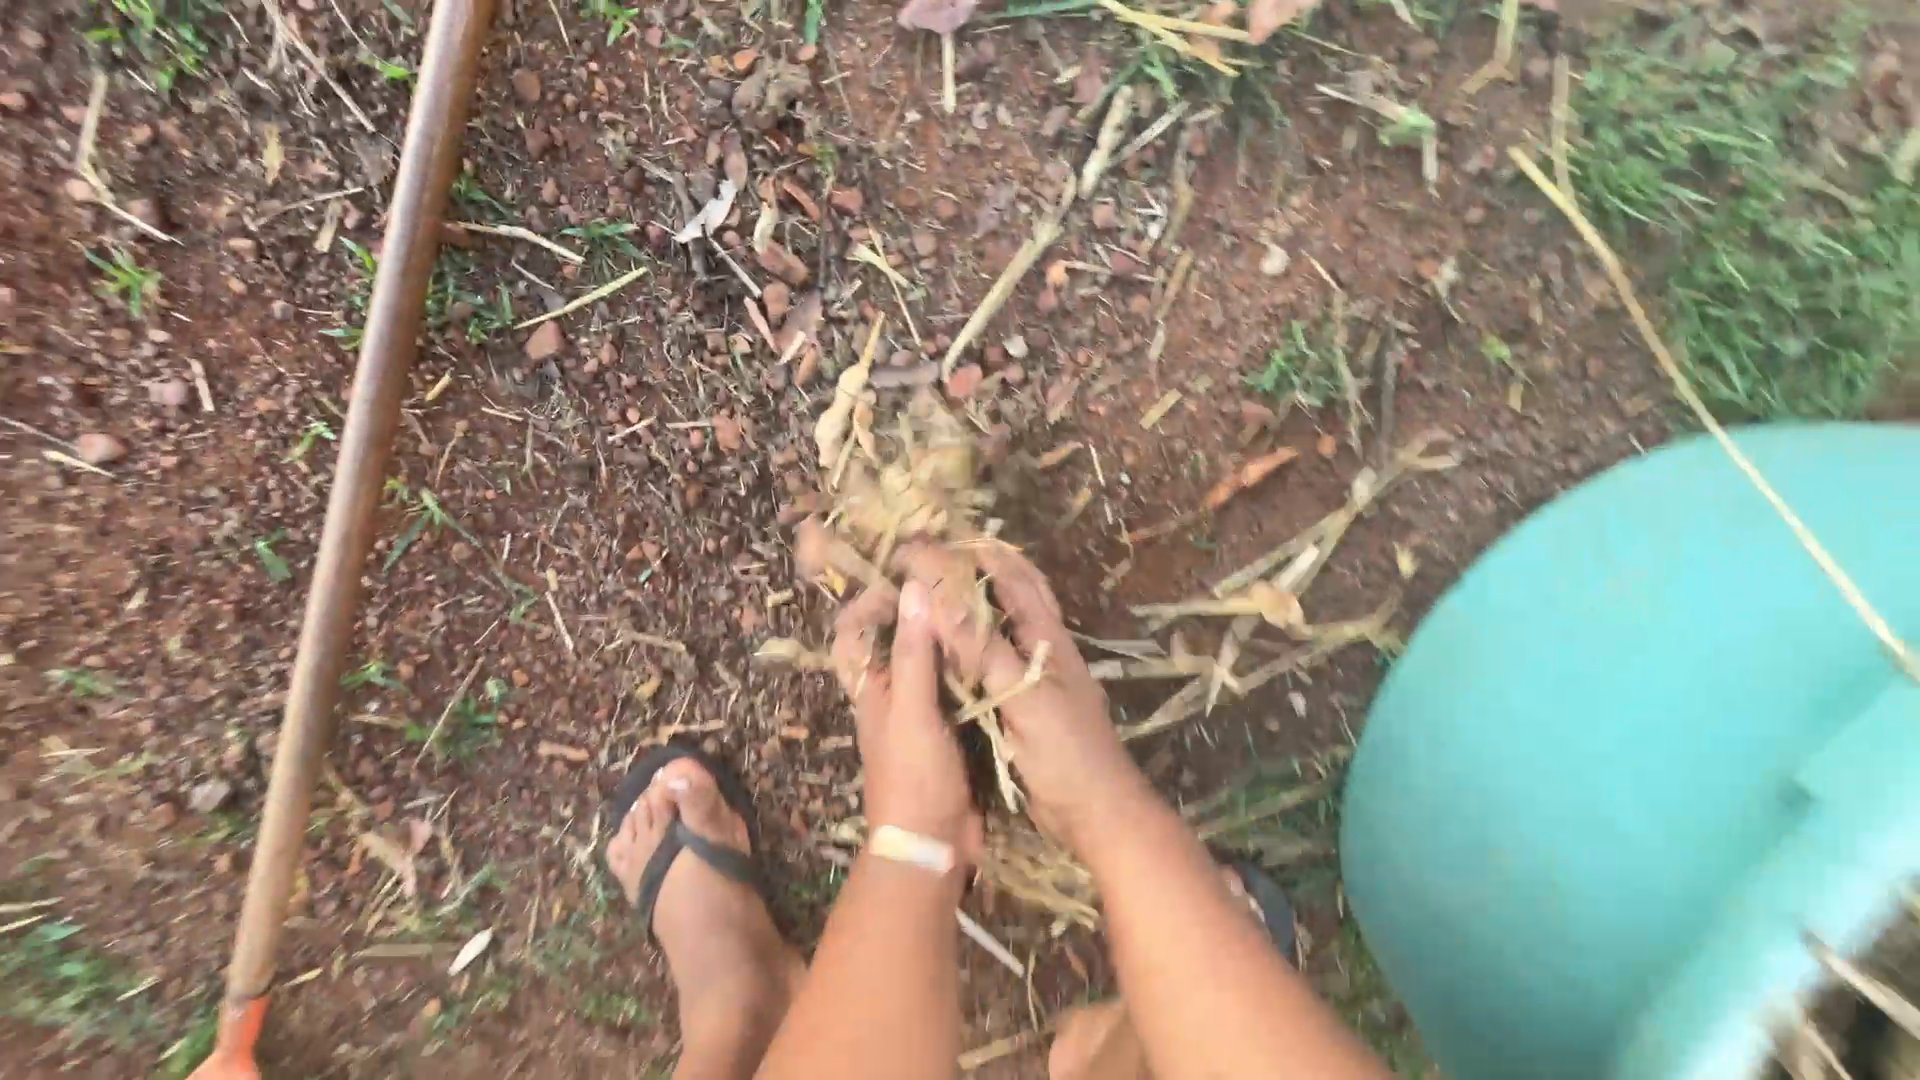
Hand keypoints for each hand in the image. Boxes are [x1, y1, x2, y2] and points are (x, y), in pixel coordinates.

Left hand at [831, 579, 982, 856]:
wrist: (933, 846)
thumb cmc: (913, 778)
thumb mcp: (912, 713)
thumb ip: (913, 654)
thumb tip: (914, 589)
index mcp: (872, 687)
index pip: (855, 630)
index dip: (872, 600)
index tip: (907, 575)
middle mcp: (893, 692)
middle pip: (894, 639)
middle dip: (916, 608)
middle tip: (952, 577)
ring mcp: (922, 710)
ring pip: (929, 659)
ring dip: (946, 633)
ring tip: (978, 602)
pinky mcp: (951, 726)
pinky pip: (956, 684)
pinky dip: (968, 662)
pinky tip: (994, 647)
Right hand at [893, 541, 1151, 855]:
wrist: (1097, 813)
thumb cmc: (1065, 754)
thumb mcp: (1023, 698)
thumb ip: (983, 649)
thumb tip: (940, 598)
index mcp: (1047, 639)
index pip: (1009, 580)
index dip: (974, 556)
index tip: (933, 541)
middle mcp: (1043, 648)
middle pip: (1019, 590)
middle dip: (987, 562)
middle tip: (946, 547)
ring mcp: (1038, 675)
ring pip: (1011, 622)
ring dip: (985, 596)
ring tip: (951, 580)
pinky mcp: (1027, 703)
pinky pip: (998, 659)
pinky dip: (979, 640)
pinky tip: (960, 645)